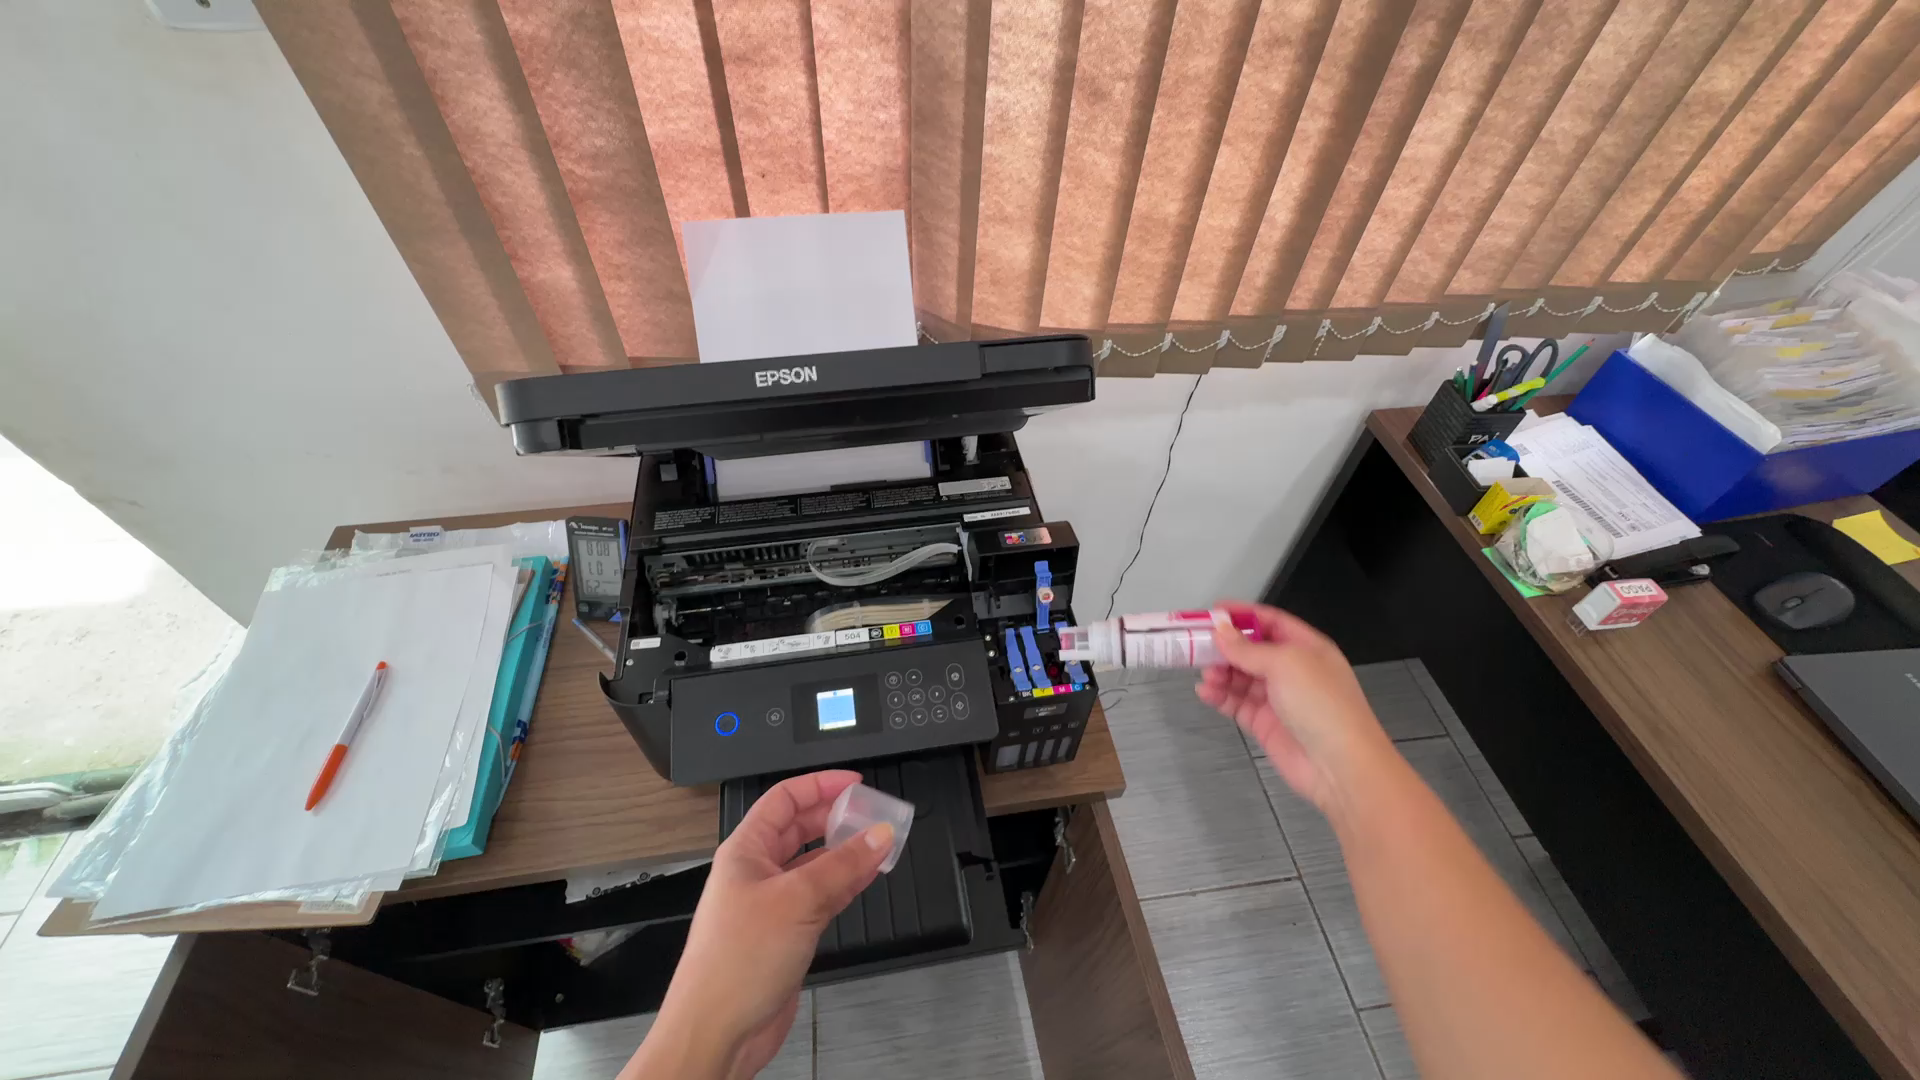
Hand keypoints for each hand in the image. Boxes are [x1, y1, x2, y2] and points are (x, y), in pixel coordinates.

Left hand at [624, 771, 892, 1079]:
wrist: (717, 1033)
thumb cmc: (732, 965)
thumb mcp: (796, 901)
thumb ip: (842, 865)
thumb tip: (877, 834)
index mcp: (746, 850)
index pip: (785, 799)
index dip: (819, 785)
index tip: (854, 783)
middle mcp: (757, 872)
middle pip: (802, 828)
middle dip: (837, 817)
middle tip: (873, 813)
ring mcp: (772, 903)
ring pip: (815, 862)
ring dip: (847, 851)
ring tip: (880, 842)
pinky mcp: (787, 932)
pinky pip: (822, 894)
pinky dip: (847, 882)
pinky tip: (869, 875)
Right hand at [1196, 604, 1394, 819]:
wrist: (1339, 766)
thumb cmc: (1321, 704)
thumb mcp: (1285, 664)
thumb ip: (1247, 648)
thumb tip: (1220, 630)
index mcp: (1307, 648)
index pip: (1271, 622)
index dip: (1242, 615)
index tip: (1212, 612)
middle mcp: (1293, 670)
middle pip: (1251, 650)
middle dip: (1225, 647)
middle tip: (1197, 646)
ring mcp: (1278, 698)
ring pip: (1241, 677)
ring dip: (1220, 672)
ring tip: (1205, 675)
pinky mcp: (1265, 723)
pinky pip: (1236, 703)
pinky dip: (1219, 696)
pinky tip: (1205, 692)